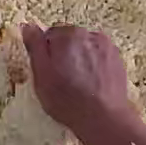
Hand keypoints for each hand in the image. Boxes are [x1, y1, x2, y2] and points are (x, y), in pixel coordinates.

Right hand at [21, 23, 139, 140]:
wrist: (104, 118)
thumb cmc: (66, 98)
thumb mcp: (41, 73)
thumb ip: (35, 46)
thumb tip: (27, 25)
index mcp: (67, 34)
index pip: (50, 34)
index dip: (46, 53)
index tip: (48, 71)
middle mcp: (88, 34)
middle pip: (69, 39)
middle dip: (64, 53)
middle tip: (62, 78)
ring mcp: (106, 46)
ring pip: (85, 47)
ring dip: (80, 58)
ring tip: (79, 82)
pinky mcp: (117, 59)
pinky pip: (99, 56)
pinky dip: (94, 65)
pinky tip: (92, 83)